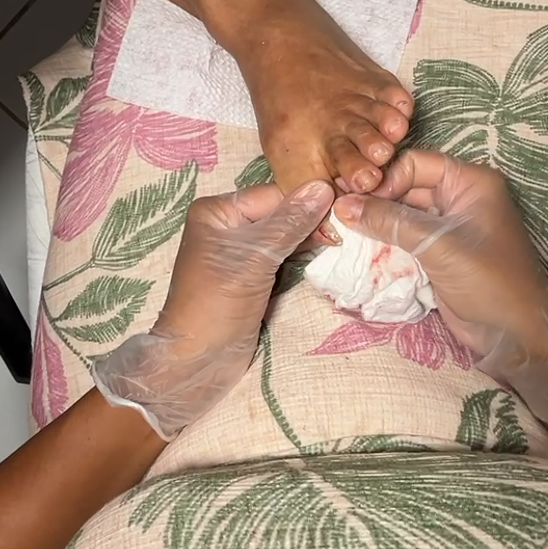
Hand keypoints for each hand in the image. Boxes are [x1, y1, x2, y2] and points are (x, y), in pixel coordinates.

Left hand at [92, 180, 332, 437]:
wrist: (198, 361)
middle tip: (349, 226)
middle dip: (312, 218)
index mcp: (217, 211)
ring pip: (284, 234)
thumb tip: (323, 187)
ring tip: (344, 239)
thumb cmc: (217, 304)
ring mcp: (239, 251)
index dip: (308, 200)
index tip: (346, 206)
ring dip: (311, 237)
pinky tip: (327, 252)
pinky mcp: (252, 275)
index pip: (272, 195)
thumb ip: (290, 223)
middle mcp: (226, 225)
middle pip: (279, 212)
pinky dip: (302, 254)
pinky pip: (282, 255)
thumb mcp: (255, 258)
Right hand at [332, 151, 547, 427]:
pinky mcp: (436, 249)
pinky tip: (357, 243)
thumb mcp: (437, 245)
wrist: (514, 337)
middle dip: (374, 199)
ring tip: (342, 228)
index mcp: (471, 182)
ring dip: (374, 220)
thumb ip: (389, 221)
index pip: (414, 163)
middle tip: (338, 212)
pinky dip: (382, 238)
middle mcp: (459, 196)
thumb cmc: (488, 282)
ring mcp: (447, 224)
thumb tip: (341, 204)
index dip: (383, 179)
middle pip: (404, 184)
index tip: (354, 199)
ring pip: (400, 210)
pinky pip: (402, 234)